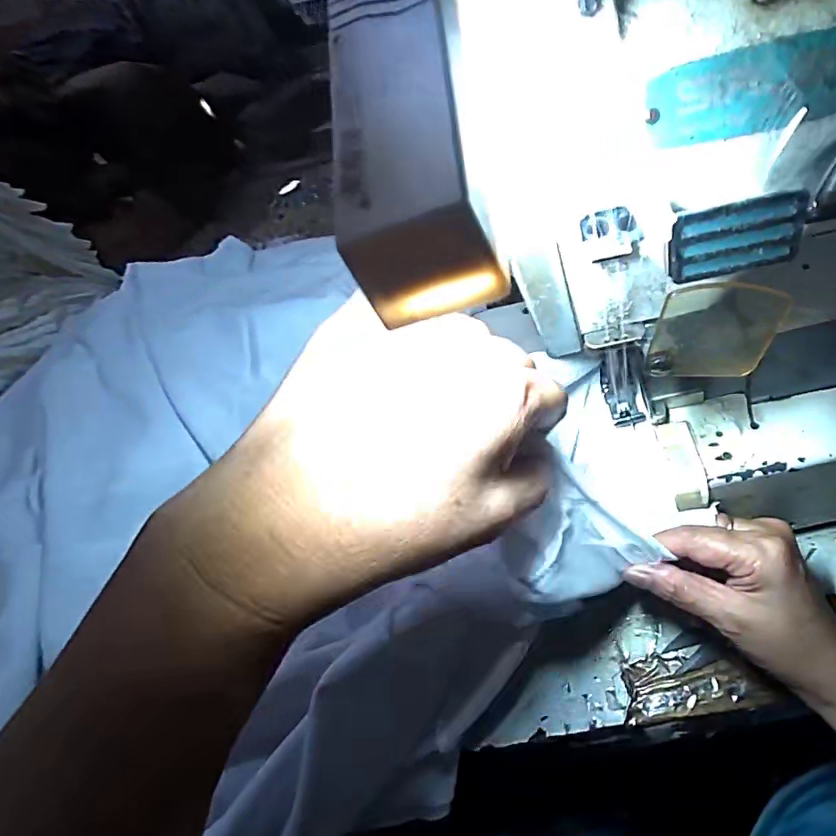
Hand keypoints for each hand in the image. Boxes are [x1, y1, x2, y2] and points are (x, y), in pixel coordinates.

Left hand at [146, 294, 564, 634]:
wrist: (286, 513)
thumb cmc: (401, 522)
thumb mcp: (493, 519)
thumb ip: (538, 476)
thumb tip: (532, 448)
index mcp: (511, 388)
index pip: (549, 395)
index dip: (532, 425)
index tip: (502, 449)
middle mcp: (471, 343)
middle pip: (510, 360)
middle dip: (499, 391)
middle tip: (458, 431)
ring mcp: (413, 323)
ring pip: (463, 335)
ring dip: (458, 361)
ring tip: (416, 401)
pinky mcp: (359, 317)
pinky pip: (408, 313)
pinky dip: (410, 332)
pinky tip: (385, 366)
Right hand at [624, 517, 835, 707]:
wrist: (826, 659)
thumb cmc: (783, 645)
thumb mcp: (727, 618)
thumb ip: (680, 589)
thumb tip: (637, 570)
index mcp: (760, 546)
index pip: (694, 536)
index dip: (657, 546)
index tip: (627, 558)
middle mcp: (766, 528)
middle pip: (702, 531)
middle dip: (672, 551)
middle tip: (643, 572)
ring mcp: (770, 531)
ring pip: (711, 533)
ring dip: (689, 553)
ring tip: (668, 577)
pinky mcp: (769, 540)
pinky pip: (726, 540)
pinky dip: (707, 556)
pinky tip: (698, 576)